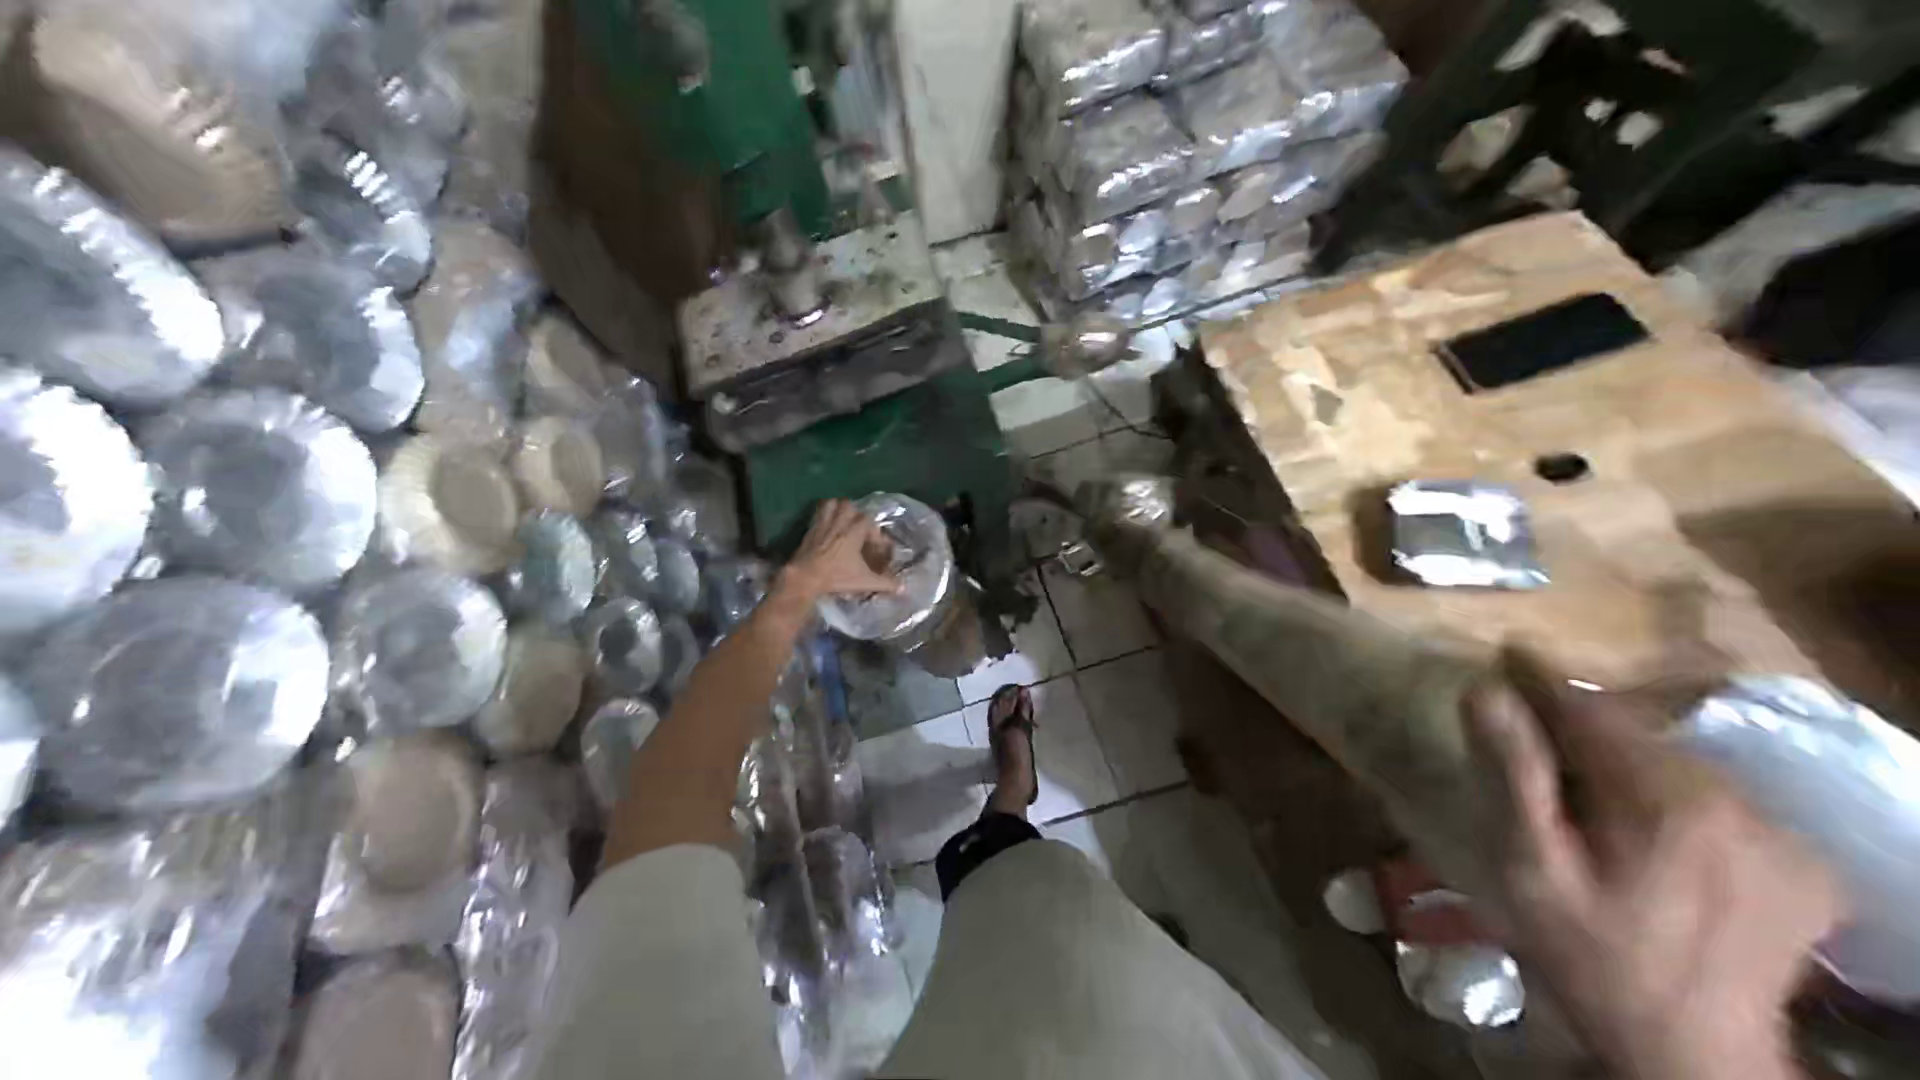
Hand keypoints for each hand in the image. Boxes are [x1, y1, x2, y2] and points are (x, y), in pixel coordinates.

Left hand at [775, 498, 903, 602]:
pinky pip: (817, 514)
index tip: (875, 545)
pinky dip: (823, 515)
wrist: (805, 578)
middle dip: (856, 514)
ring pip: (832, 503)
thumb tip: (903, 588)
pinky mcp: (810, 529)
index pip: (868, 520)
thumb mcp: (864, 582)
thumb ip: (884, 583)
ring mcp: (822, 524)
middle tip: (859, 529)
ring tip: (842, 521)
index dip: (874, 531)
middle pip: (849, 505)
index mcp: (853, 532)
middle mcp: (839, 523)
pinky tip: (827, 526)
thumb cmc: (836, 577)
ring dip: (838, 509)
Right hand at [1466, 649, 1840, 1079]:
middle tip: (1528, 727)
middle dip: (1580, 723)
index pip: (1592, 712)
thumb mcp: (1526, 864)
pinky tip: (1640, 824)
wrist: (1687, 1048)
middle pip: (1637, 735)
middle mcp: (1737, 806)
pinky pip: (1714, 797)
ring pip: (1676, 762)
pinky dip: (1667, 791)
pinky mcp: (1803, 862)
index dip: (1544, 680)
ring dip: (1623, 757)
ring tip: (1580, 782)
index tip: (1509, 649)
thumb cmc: (1583, 949)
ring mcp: (1783, 836)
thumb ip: (1511, 774)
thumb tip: (1485, 692)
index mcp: (1664, 803)